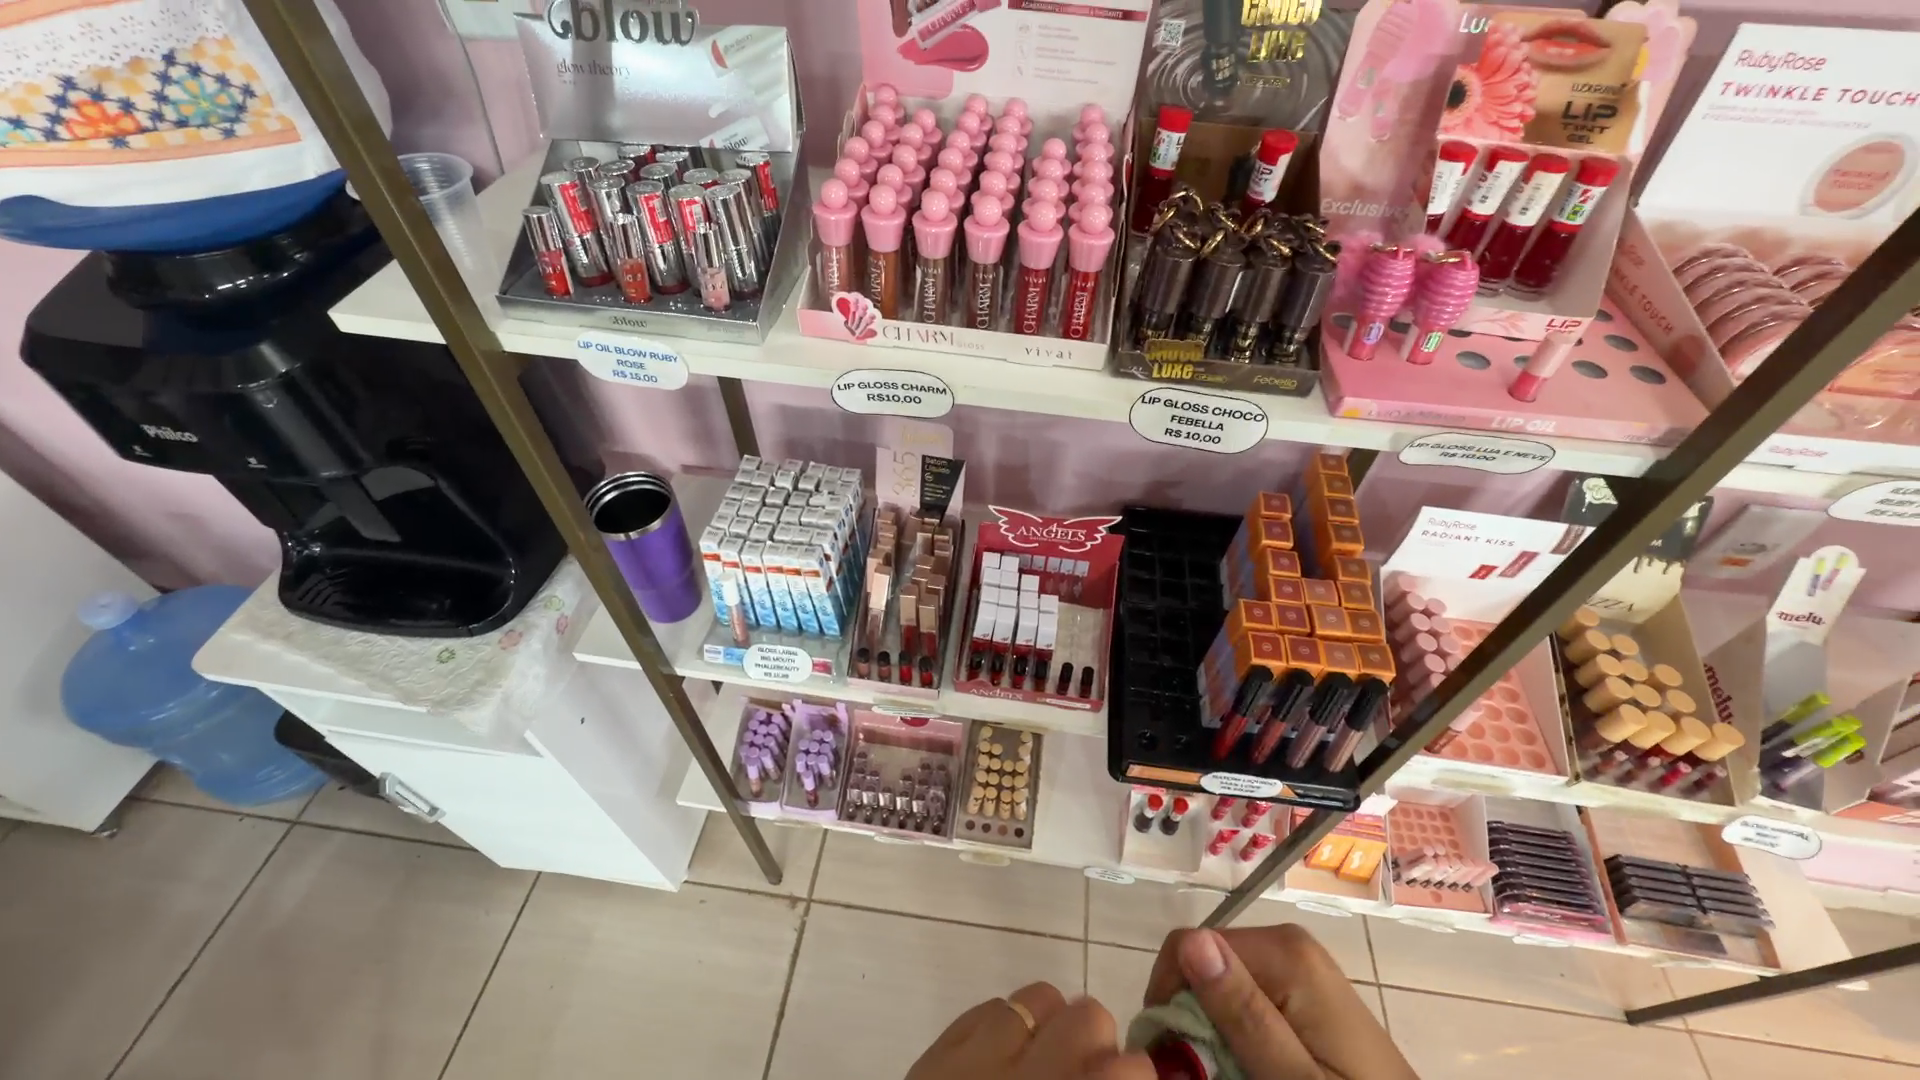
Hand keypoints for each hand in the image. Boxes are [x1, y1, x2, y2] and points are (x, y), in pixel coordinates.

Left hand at [907, 981, 1155, 1079]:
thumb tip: (1125, 1078)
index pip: (1132, 1068)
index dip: (1135, 1075)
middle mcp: (1036, 1077)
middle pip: (1089, 1016)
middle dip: (1094, 1043)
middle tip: (1081, 1073)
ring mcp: (980, 1056)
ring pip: (1037, 998)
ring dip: (1048, 1025)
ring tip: (1039, 1059)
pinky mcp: (939, 1051)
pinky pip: (988, 1008)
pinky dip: (1001, 1028)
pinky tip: (999, 1062)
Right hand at [1146, 926, 1417, 1079]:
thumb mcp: (1293, 1078)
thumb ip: (1243, 1013)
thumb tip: (1191, 940)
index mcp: (1285, 953)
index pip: (1187, 946)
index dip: (1171, 999)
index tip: (1176, 1055)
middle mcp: (1288, 943)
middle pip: (1202, 962)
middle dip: (1192, 1013)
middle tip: (1203, 1070)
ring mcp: (1298, 963)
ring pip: (1220, 980)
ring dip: (1213, 1024)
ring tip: (1229, 1069)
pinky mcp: (1303, 985)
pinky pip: (1246, 993)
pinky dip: (1237, 1028)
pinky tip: (1251, 1062)